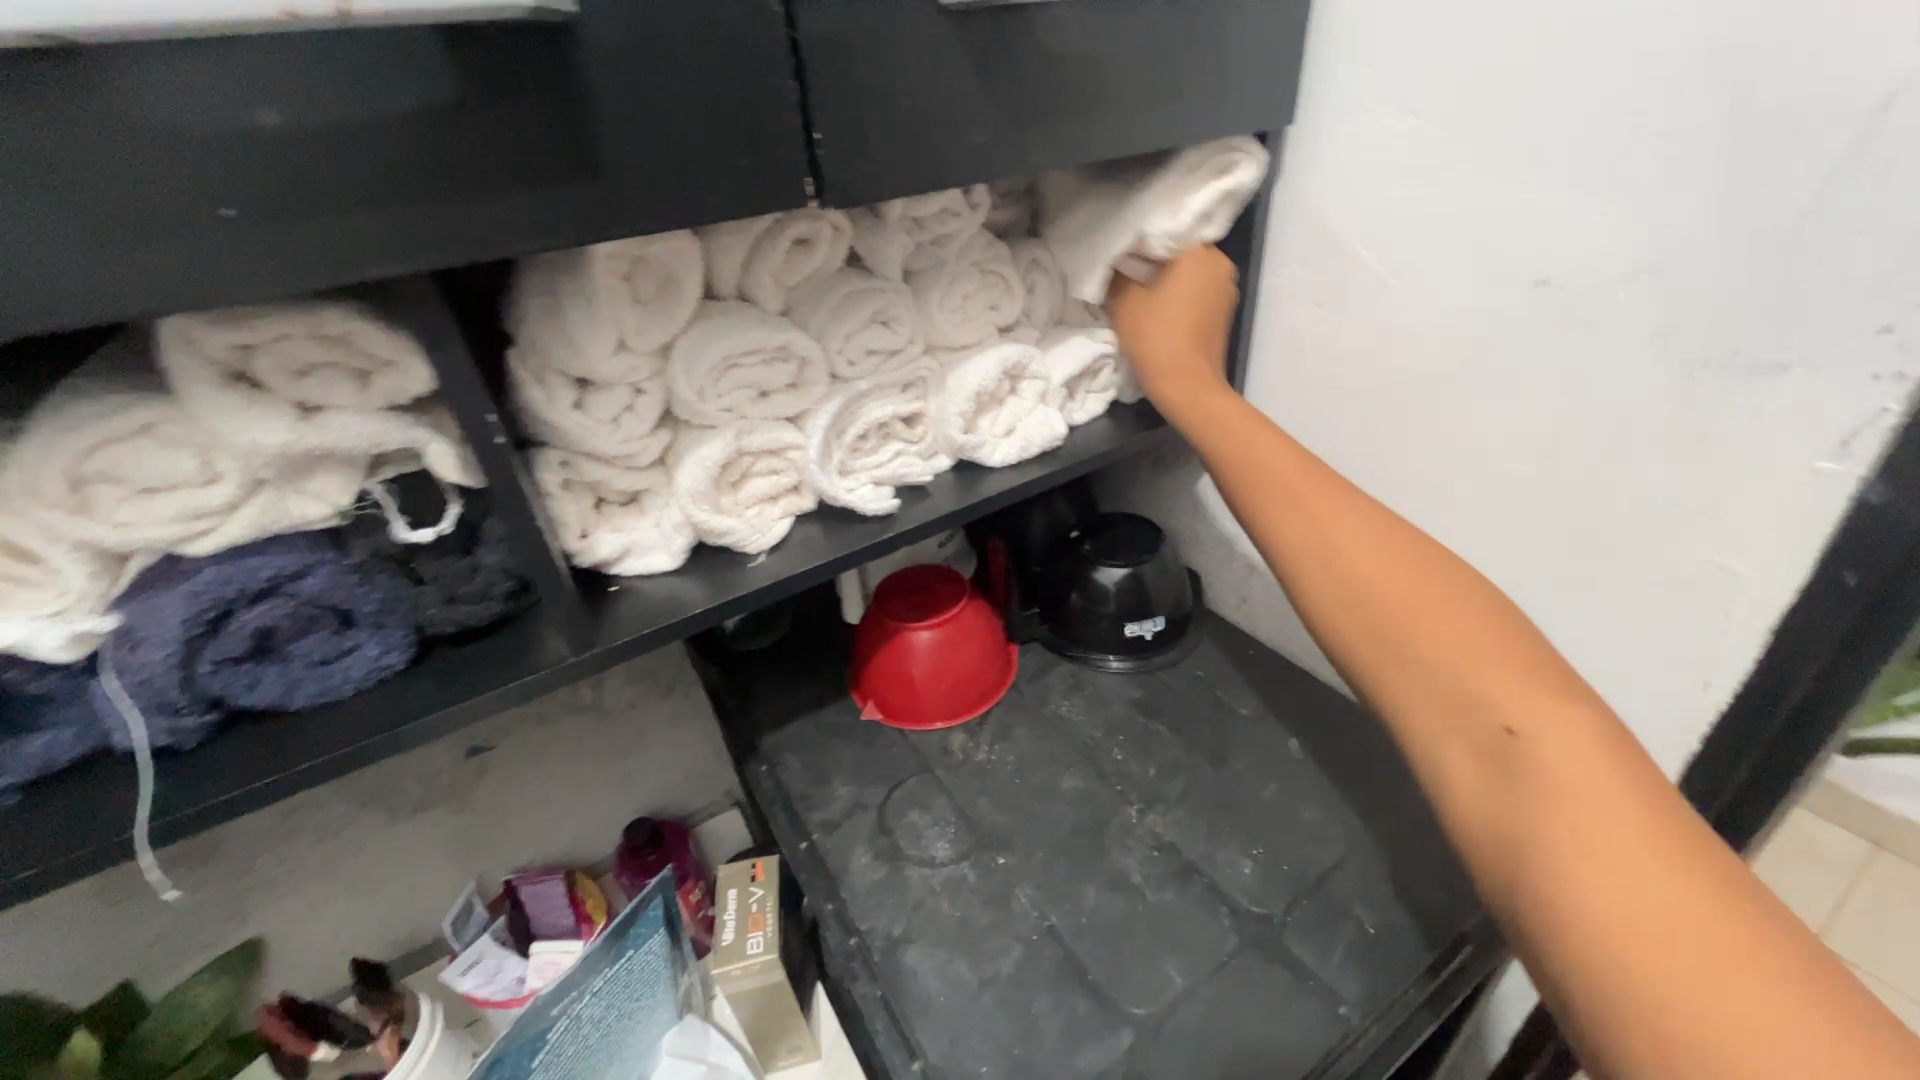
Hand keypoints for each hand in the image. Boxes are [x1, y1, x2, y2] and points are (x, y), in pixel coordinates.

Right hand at [1106, 245, 1239, 411]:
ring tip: (1139, 289)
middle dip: (1153, 260)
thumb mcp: (1124, 302)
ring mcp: (1227, 289)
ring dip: (1166, 279)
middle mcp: (1220, 264)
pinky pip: (1197, 292)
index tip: (1117, 254)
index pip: (1163, 233)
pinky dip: (1179, 295)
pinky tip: (1158, 306)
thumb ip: (1117, 274)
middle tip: (1125, 271)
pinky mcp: (1224, 312)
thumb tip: (1113, 263)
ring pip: (1189, 273)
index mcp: (1199, 253)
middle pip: (1179, 252)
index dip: (1136, 243)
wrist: (1188, 388)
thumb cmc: (1156, 339)